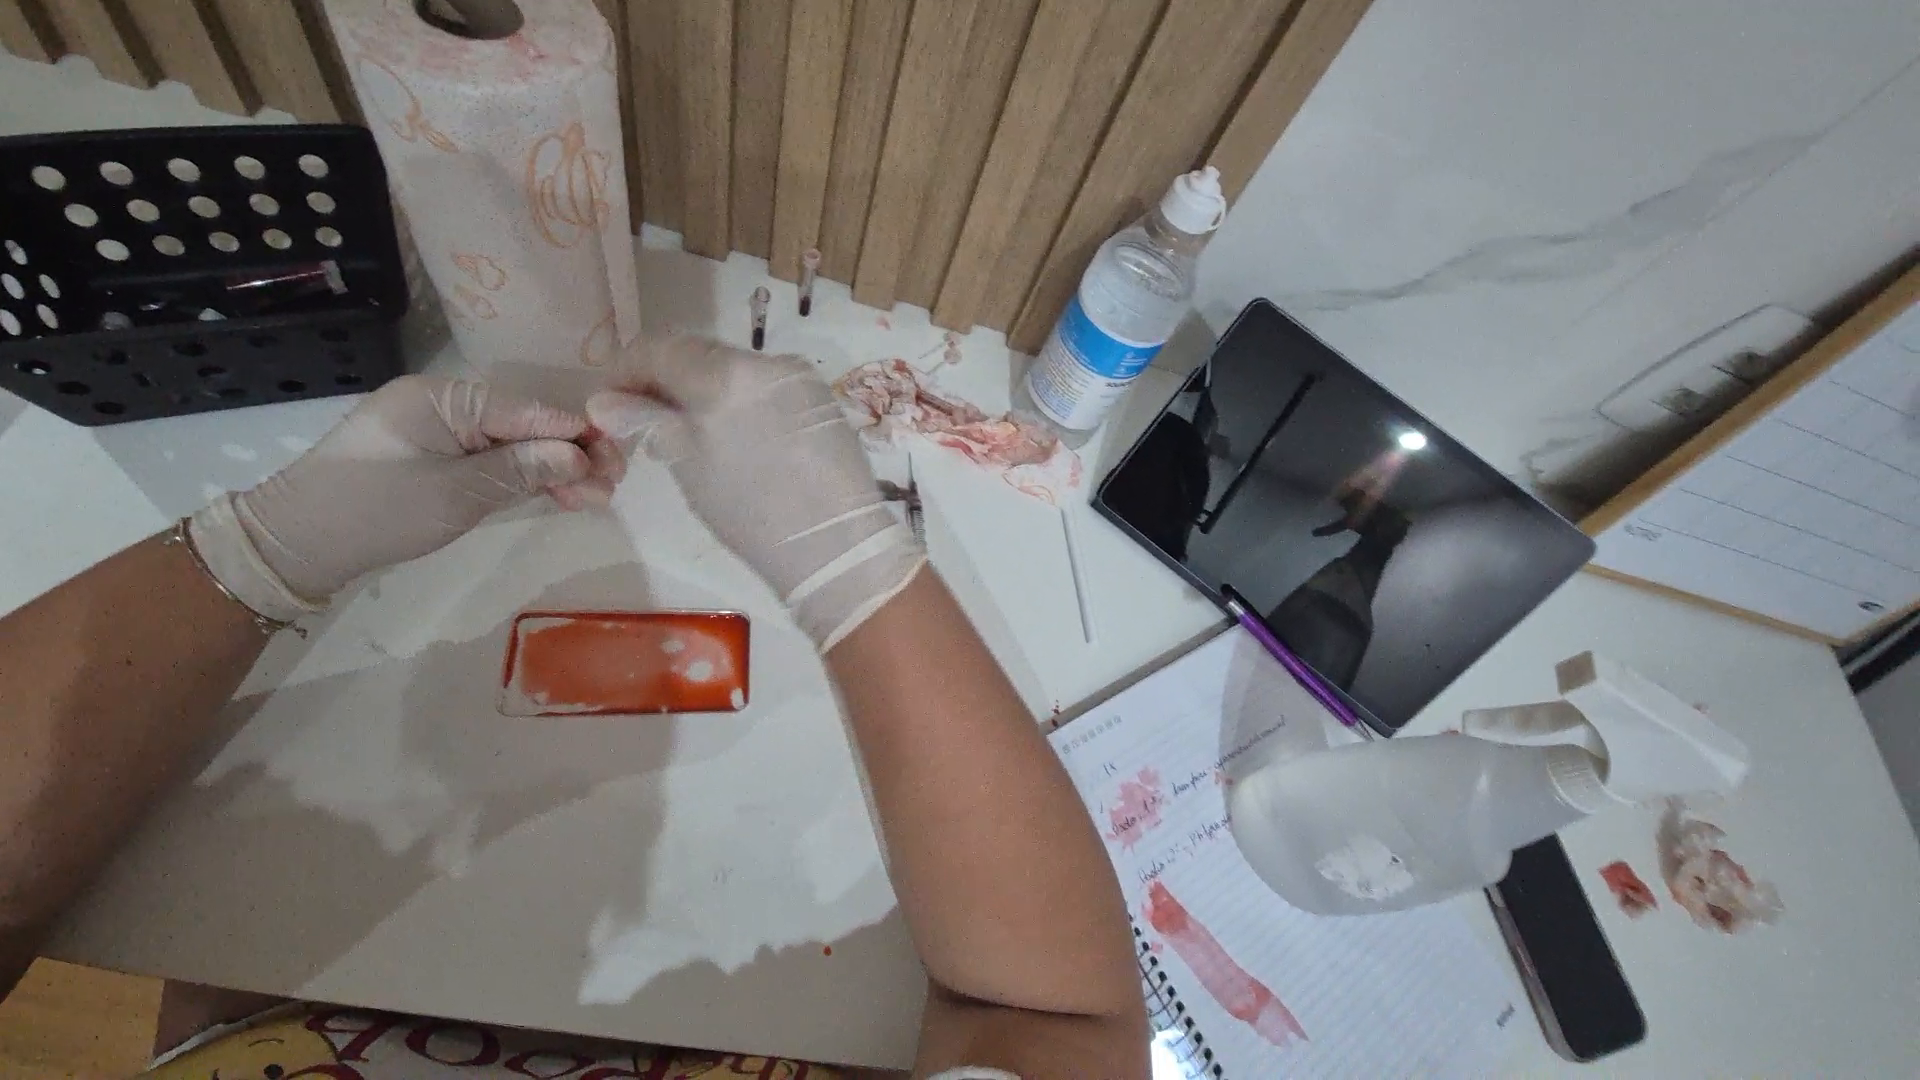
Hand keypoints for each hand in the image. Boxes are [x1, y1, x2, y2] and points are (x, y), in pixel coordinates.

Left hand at [190, 375, 624, 621]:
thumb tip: (580, 456)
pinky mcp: (442, 455)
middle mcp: (447, 404)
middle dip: (573, 455)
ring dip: (558, 470)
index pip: (530, 410)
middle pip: (529, 424)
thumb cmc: (377, 512)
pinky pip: (498, 458)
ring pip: (519, 444)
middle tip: (612, 487)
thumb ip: (522, 469)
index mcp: (444, 398)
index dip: (578, 435)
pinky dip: (530, 476)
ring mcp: (444, 430)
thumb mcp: (457, 493)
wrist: (299, 544)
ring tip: (596, 498)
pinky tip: (563, 493)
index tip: (617, 462)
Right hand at [587, 335, 923, 649]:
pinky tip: (733, 435)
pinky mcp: (823, 401)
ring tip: (687, 432)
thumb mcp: (689, 466)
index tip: (608, 400)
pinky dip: (741, 402)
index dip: (625, 369)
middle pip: (700, 356)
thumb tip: (606, 401)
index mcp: (726, 373)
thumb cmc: (752, 512)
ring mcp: (801, 379)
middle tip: (641, 417)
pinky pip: (769, 389)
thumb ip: (649, 422)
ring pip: (737, 372)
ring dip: (704, 391)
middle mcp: (767, 362)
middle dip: (665, 380)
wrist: (836, 545)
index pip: (660, 350)